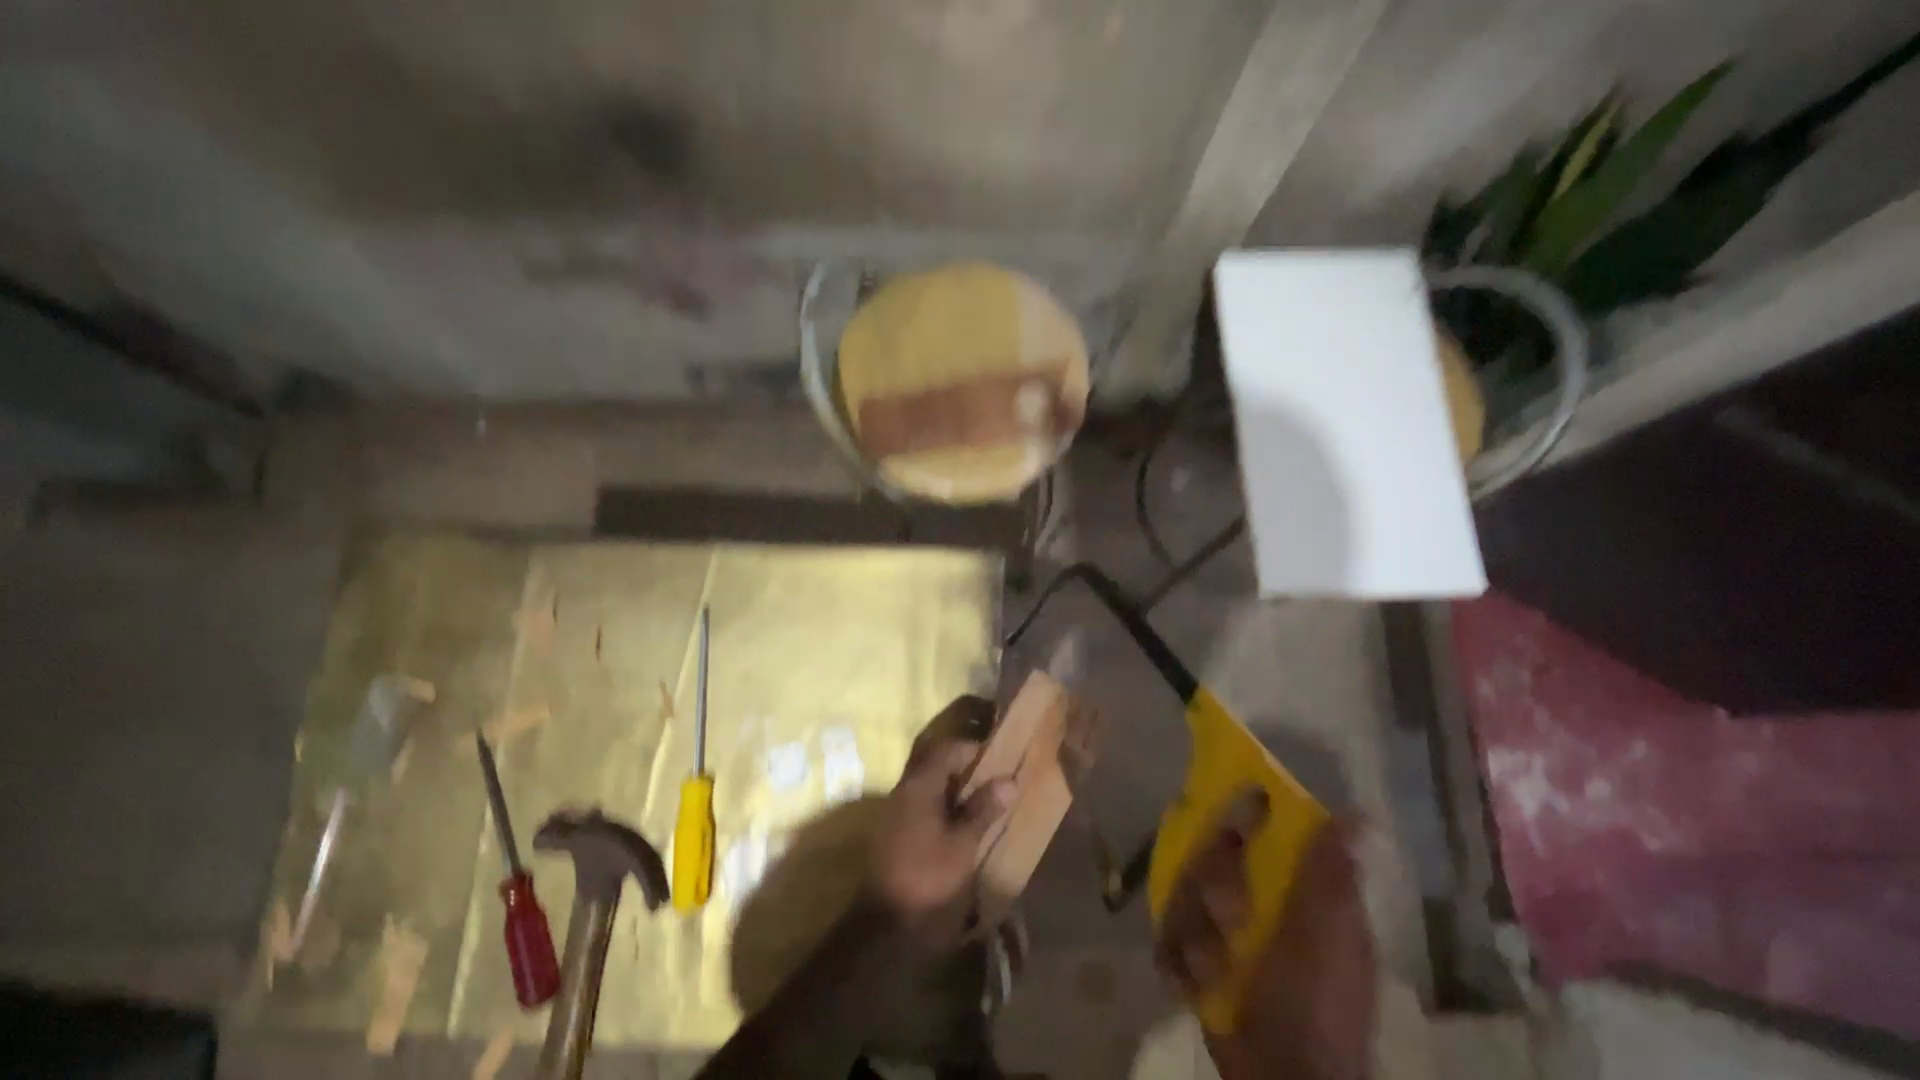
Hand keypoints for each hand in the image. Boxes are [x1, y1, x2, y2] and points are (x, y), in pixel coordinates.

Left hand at [868, 737, 1013, 938]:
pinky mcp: (894, 830)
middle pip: (935, 764)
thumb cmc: (928, 876)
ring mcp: (895, 810)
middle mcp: (903, 790)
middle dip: (965, 769)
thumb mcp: (963, 844)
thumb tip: (1008, 780)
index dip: (974, 750)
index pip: (947, 750)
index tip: (999, 761)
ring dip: (954, 789)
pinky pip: (921, 804)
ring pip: (928, 785)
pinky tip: (961, 824)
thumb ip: (983, 810)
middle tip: (994, 781)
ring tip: (983, 803)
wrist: (886, 920)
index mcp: (919, 786)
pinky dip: (942, 806)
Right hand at [1155, 809, 1376, 1079]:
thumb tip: (1358, 815)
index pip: (1261, 833)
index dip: (1242, 822)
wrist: (1282, 1079)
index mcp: (1297, 892)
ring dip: (1197, 937)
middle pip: (1212, 860)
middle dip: (1213, 886)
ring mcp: (1226, 935)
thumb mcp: (1329, 938)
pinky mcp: (1197, 965)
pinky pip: (1168, 939)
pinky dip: (1176, 962)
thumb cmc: (1317, 1006)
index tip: (1232, 827)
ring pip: (1185, 898)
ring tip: (1213, 971)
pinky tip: (1190, 984)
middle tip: (1230, 917)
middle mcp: (1259, 904)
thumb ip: (1330, 876)